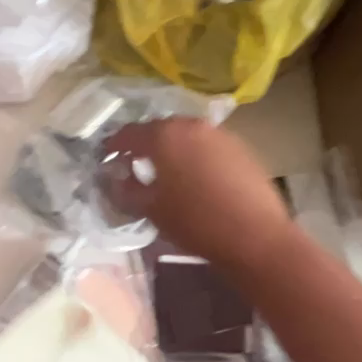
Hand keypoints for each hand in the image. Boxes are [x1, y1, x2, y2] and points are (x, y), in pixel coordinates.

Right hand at [104, 118, 295, 269]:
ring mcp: (220, 135)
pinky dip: (194, 158)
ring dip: (172, 151)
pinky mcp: (241, 149)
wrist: (255, 235)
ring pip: (186, 137)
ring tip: (165, 175)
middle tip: (134, 166)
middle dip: (145, 146)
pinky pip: (207, 148)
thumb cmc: (195, 222)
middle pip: (160, 130)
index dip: (114, 145)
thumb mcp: (152, 211)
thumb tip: (114, 180)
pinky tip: (195, 181)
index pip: (129, 133)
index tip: (106, 158)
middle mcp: (192, 125)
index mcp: (165, 135)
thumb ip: (126, 191)